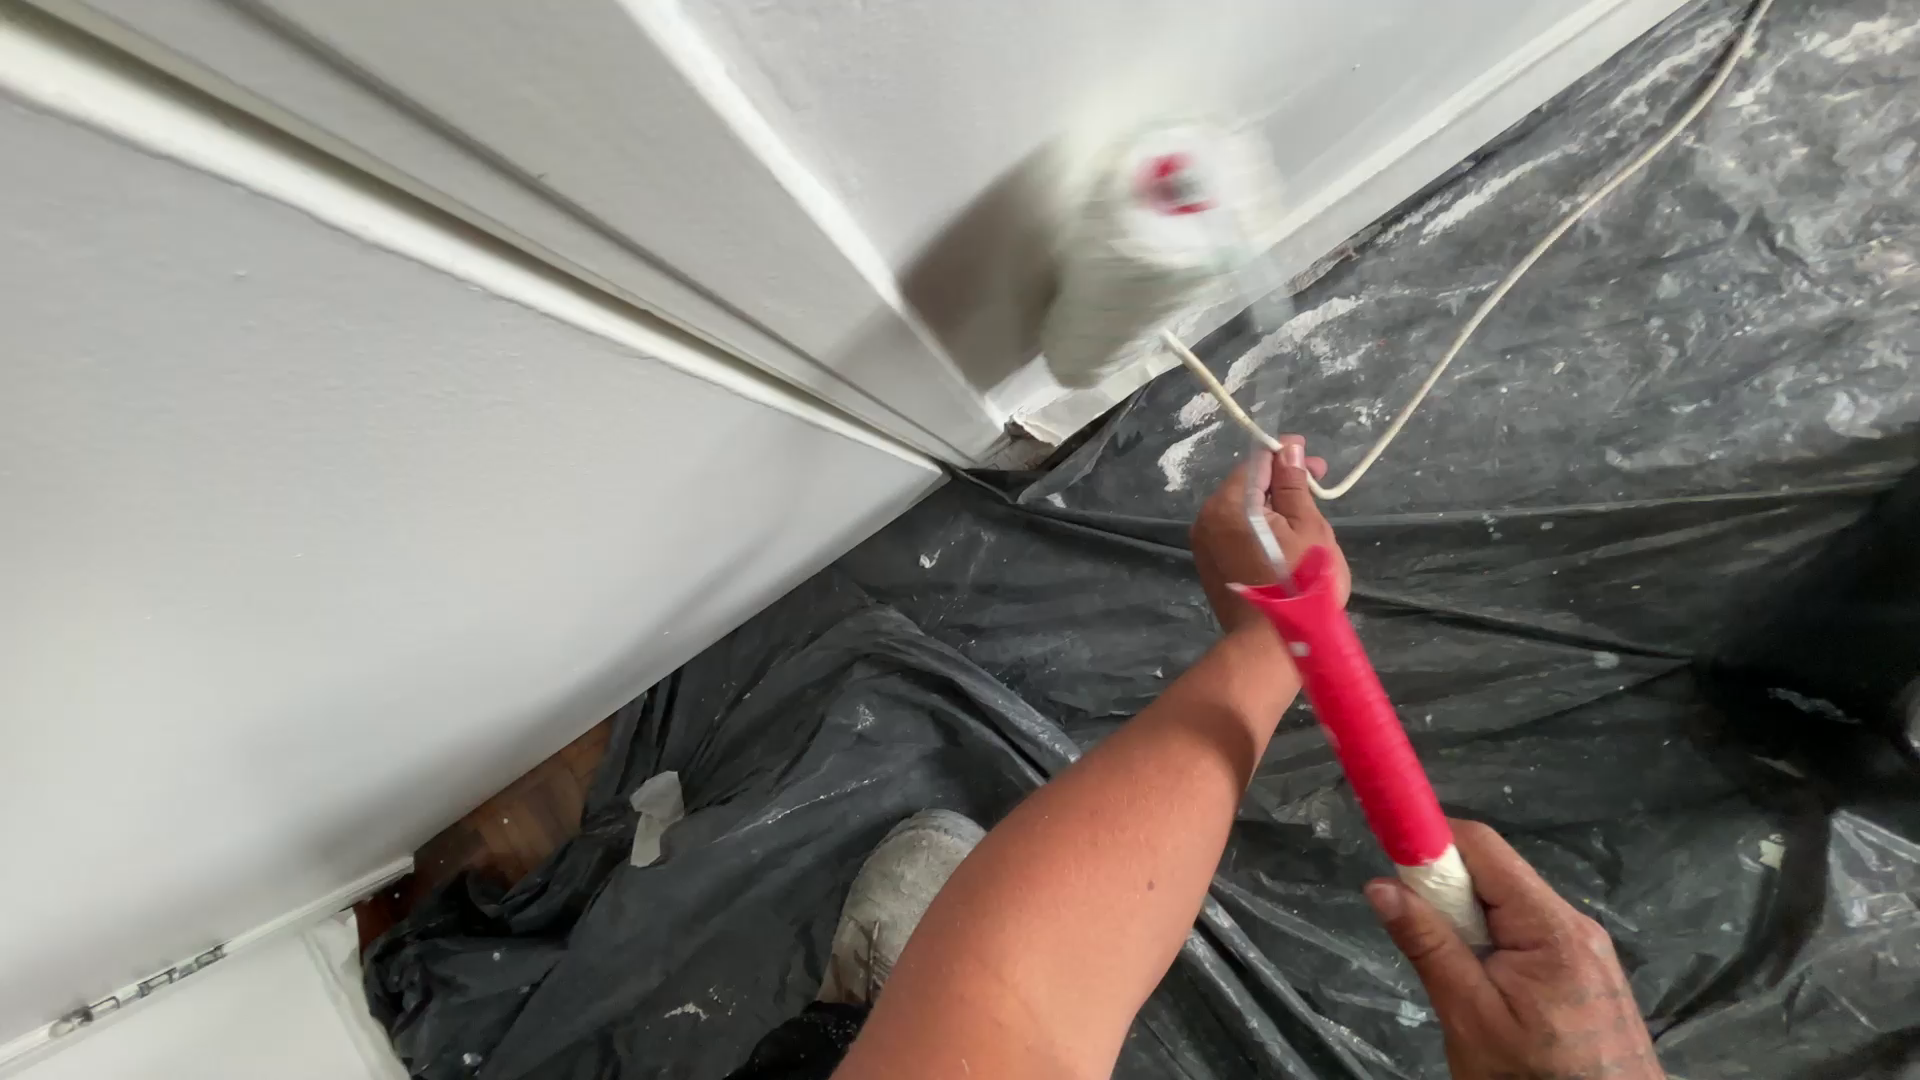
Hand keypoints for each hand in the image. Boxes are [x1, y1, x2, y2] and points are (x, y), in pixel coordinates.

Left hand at [1190, 435, 1348, 634]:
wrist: (1269, 641)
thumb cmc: (1299, 582)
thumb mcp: (1306, 526)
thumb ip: (1293, 484)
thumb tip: (1287, 447)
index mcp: (1228, 505)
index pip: (1255, 464)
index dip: (1284, 457)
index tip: (1314, 463)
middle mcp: (1206, 518)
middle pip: (1245, 485)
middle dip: (1279, 481)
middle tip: (1316, 487)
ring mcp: (1204, 541)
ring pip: (1240, 508)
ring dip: (1270, 504)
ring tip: (1304, 513)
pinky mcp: (1209, 560)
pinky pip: (1233, 530)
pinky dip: (1257, 525)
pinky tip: (1282, 536)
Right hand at [1366, 821, 1660, 1079]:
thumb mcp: (1470, 1016)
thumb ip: (1427, 944)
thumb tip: (1377, 884)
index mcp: (1552, 927)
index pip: (1481, 845)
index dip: (1430, 839)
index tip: (1390, 854)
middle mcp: (1573, 922)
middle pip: (1490, 869)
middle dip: (1443, 885)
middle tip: (1417, 925)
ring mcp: (1581, 945)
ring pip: (1500, 898)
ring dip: (1462, 914)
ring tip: (1451, 964)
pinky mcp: (1580, 966)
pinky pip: (1518, 924)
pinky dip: (1485, 935)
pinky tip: (1480, 976)